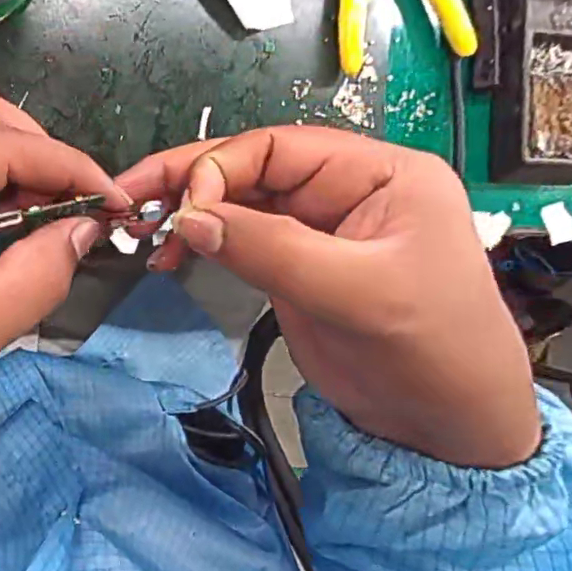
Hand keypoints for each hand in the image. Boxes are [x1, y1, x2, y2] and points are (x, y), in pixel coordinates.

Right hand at [116, 127, 538, 467]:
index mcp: (376, 173)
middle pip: (246, 167)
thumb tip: (189, 217)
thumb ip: (271, 248)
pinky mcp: (287, 259)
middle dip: (186, 182)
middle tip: (128, 200)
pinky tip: (169, 254)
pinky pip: (231, 235)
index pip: (277, 147)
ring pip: (231, 200)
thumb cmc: (429, 348)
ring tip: (141, 231)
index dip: (219, 169)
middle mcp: (339, 188)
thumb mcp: (356, 292)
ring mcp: (310, 225)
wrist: (443, 423)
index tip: (182, 209)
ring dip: (183, 212)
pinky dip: (196, 240)